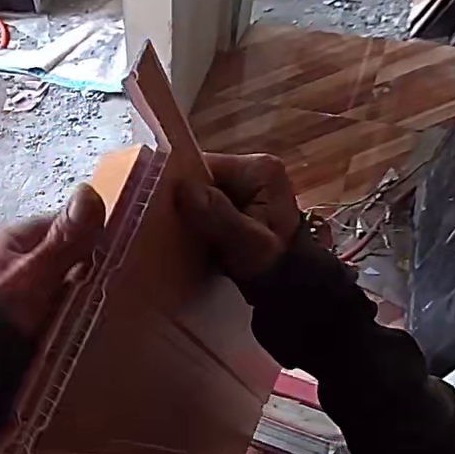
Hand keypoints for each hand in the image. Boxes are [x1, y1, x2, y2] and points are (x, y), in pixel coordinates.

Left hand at [0, 184, 106, 336]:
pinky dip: (71, 321)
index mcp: (15, 241)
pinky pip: (56, 315)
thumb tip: (89, 191)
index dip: (92, 237)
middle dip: (90, 273)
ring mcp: (20, 295)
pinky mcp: (23, 324)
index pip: (64, 226)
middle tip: (118, 287)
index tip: (120, 253)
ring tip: (110, 311)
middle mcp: (17, 263)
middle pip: (65, 259)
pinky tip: (88, 331)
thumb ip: (64, 240)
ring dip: (83, 300)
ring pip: (63, 289)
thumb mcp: (35, 273)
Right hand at [178, 153, 299, 280]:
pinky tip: (192, 237)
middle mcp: (254, 170)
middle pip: (202, 178)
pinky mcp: (239, 204)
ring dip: (190, 213)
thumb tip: (183, 188)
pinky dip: (198, 221)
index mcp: (260, 169)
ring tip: (179, 233)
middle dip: (185, 201)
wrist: (290, 288)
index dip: (181, 185)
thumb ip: (217, 214)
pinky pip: (208, 205)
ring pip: (202, 193)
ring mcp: (247, 186)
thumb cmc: (272, 266)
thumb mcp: (246, 242)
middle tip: (168, 225)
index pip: (205, 165)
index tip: (163, 208)